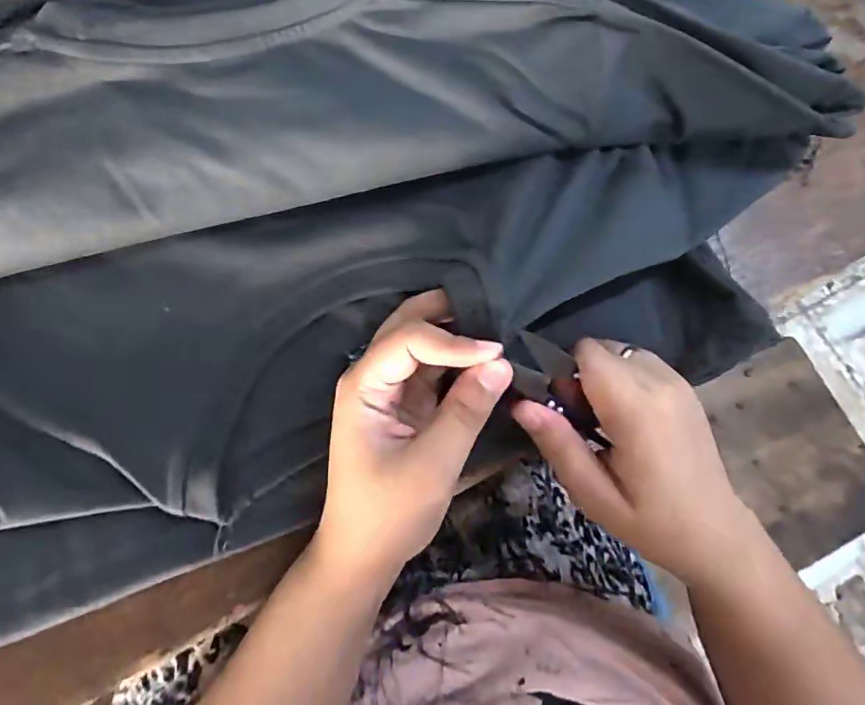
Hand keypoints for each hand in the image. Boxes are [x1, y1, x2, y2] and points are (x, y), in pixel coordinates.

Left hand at [313, 290, 513, 581]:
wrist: (362, 555)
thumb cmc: (389, 513)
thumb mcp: (433, 465)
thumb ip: (466, 410)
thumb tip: (502, 363)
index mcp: (365, 384)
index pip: (409, 339)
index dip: (453, 340)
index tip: (497, 351)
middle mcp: (372, 374)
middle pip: (408, 324)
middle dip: (448, 312)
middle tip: (494, 309)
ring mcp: (389, 386)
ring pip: (420, 339)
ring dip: (455, 330)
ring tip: (497, 327)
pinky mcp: (406, 401)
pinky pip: (432, 365)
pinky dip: (458, 358)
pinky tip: (486, 357)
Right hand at [512, 338, 761, 586]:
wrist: (716, 534)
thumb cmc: (651, 522)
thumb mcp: (595, 495)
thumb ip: (558, 444)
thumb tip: (521, 404)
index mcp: (636, 407)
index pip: (586, 351)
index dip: (565, 373)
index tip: (566, 411)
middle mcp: (659, 381)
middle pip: (601, 348)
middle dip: (582, 374)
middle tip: (585, 422)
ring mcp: (676, 380)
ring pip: (619, 351)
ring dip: (604, 374)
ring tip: (608, 420)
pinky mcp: (685, 384)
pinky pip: (640, 361)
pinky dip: (625, 377)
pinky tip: (630, 416)